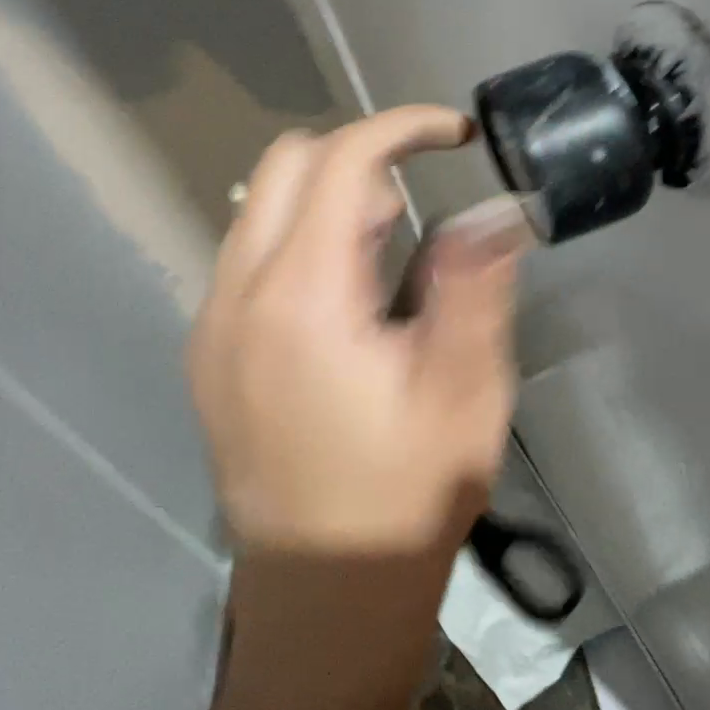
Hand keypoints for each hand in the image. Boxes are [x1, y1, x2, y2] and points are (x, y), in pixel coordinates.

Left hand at [187, 106, 527, 556]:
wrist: (331, 581)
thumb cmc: (411, 483)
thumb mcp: (467, 384)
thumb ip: (476, 286)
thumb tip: (495, 208)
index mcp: (303, 299)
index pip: (340, 162)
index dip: (404, 128)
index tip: (461, 135)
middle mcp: (238, 298)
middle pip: (286, 167)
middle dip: (365, 154)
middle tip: (431, 195)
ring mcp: (214, 327)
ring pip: (263, 210)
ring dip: (334, 198)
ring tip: (400, 249)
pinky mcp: (214, 356)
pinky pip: (252, 258)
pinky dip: (306, 240)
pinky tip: (358, 298)